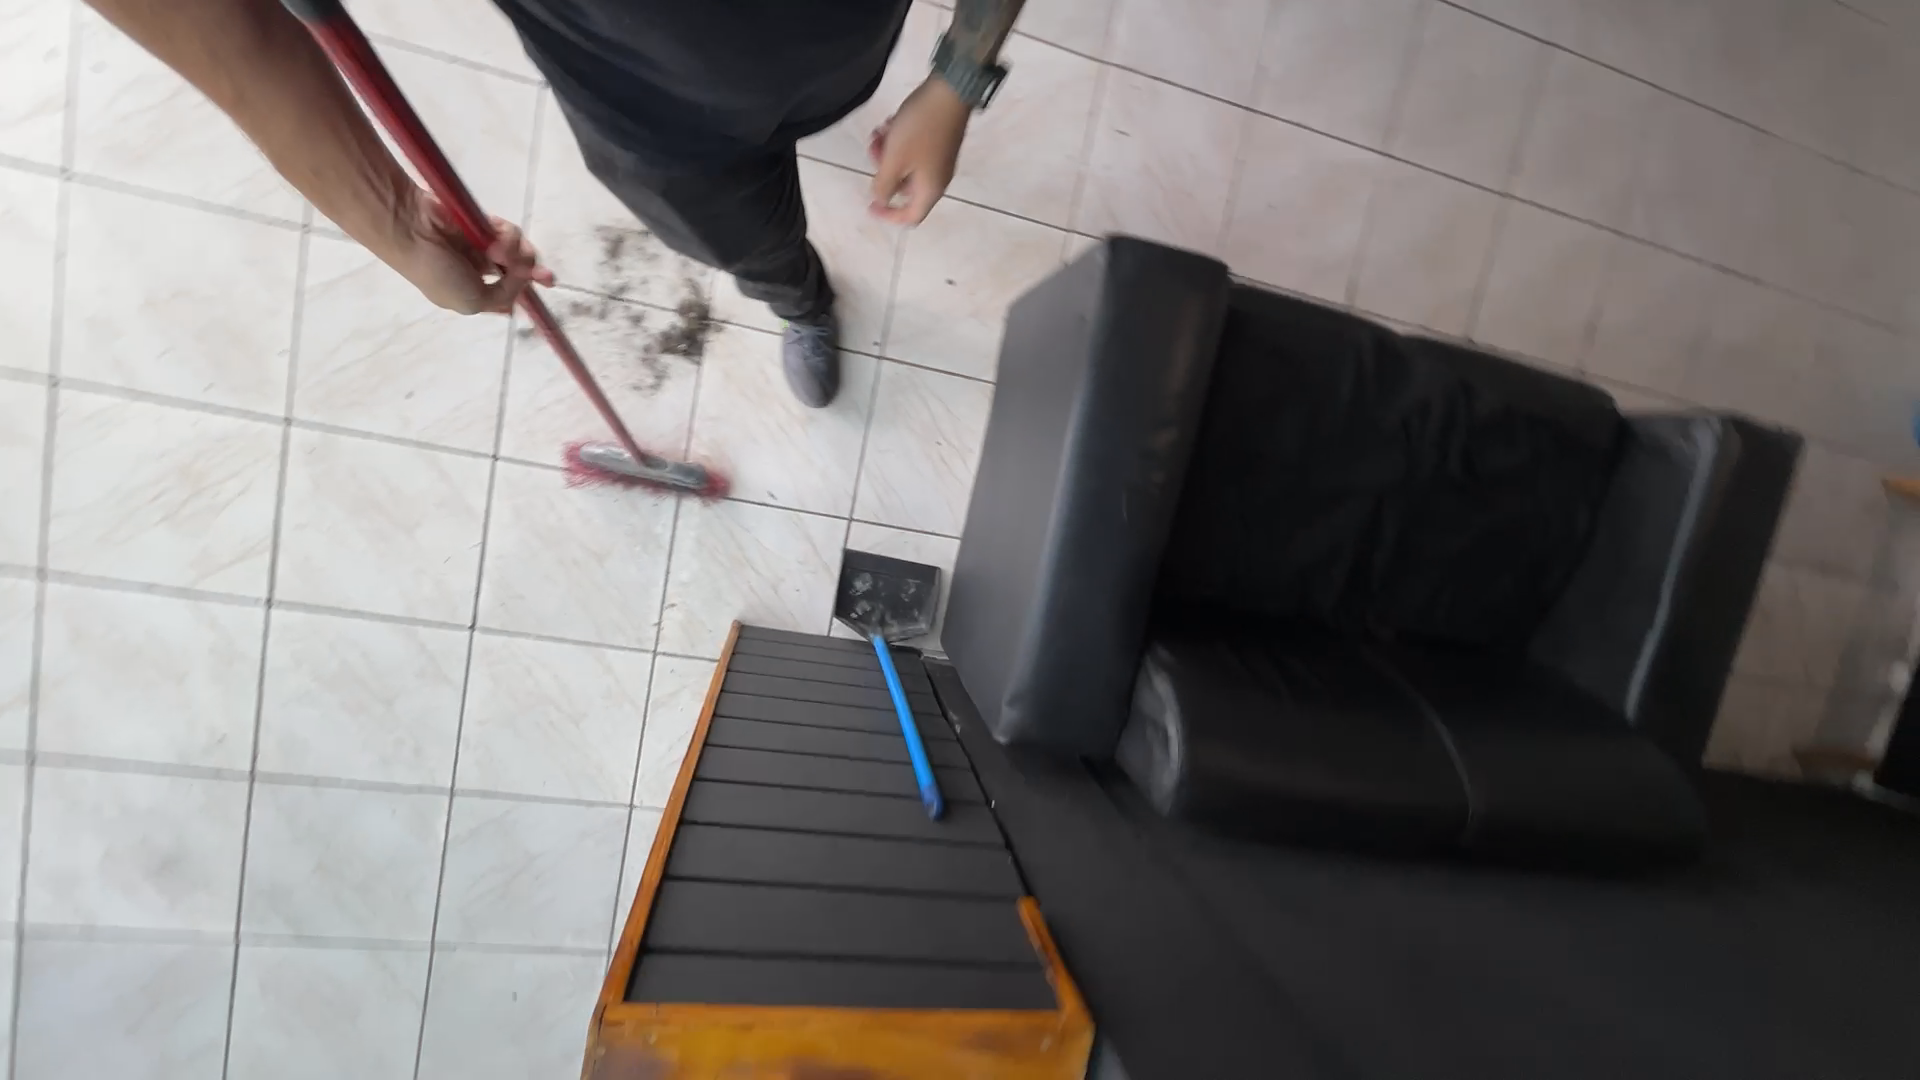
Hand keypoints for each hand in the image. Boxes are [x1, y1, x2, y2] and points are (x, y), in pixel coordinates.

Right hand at [390, 186, 553, 314]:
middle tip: (543, 272)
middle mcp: (480, 270)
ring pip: (518, 249)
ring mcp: (481, 246)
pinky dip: (507, 233)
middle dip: (532, 268)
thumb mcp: (471, 302)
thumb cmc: (438, 273)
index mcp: (474, 292)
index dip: (529, 286)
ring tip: (499, 251)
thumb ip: (502, 297)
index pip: (512, 291)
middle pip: (522, 268)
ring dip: (517, 251)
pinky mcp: (480, 224)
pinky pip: (507, 230)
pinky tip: (496, 234)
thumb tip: (521, 288)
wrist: (410, 229)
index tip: (547, 281)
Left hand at [869, 76, 971, 224]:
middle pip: (904, 190)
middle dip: (884, 173)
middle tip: (874, 149)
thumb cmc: (921, 128)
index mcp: (929, 191)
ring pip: (906, 168)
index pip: (910, 217)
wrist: (951, 90)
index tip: (870, 205)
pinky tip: (892, 123)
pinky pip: (915, 153)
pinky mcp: (938, 143)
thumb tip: (880, 199)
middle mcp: (937, 181)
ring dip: (889, 154)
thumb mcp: (895, 158)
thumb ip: (883, 185)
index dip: (888, 216)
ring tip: (880, 132)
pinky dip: (900, 143)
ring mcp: (939, 161)